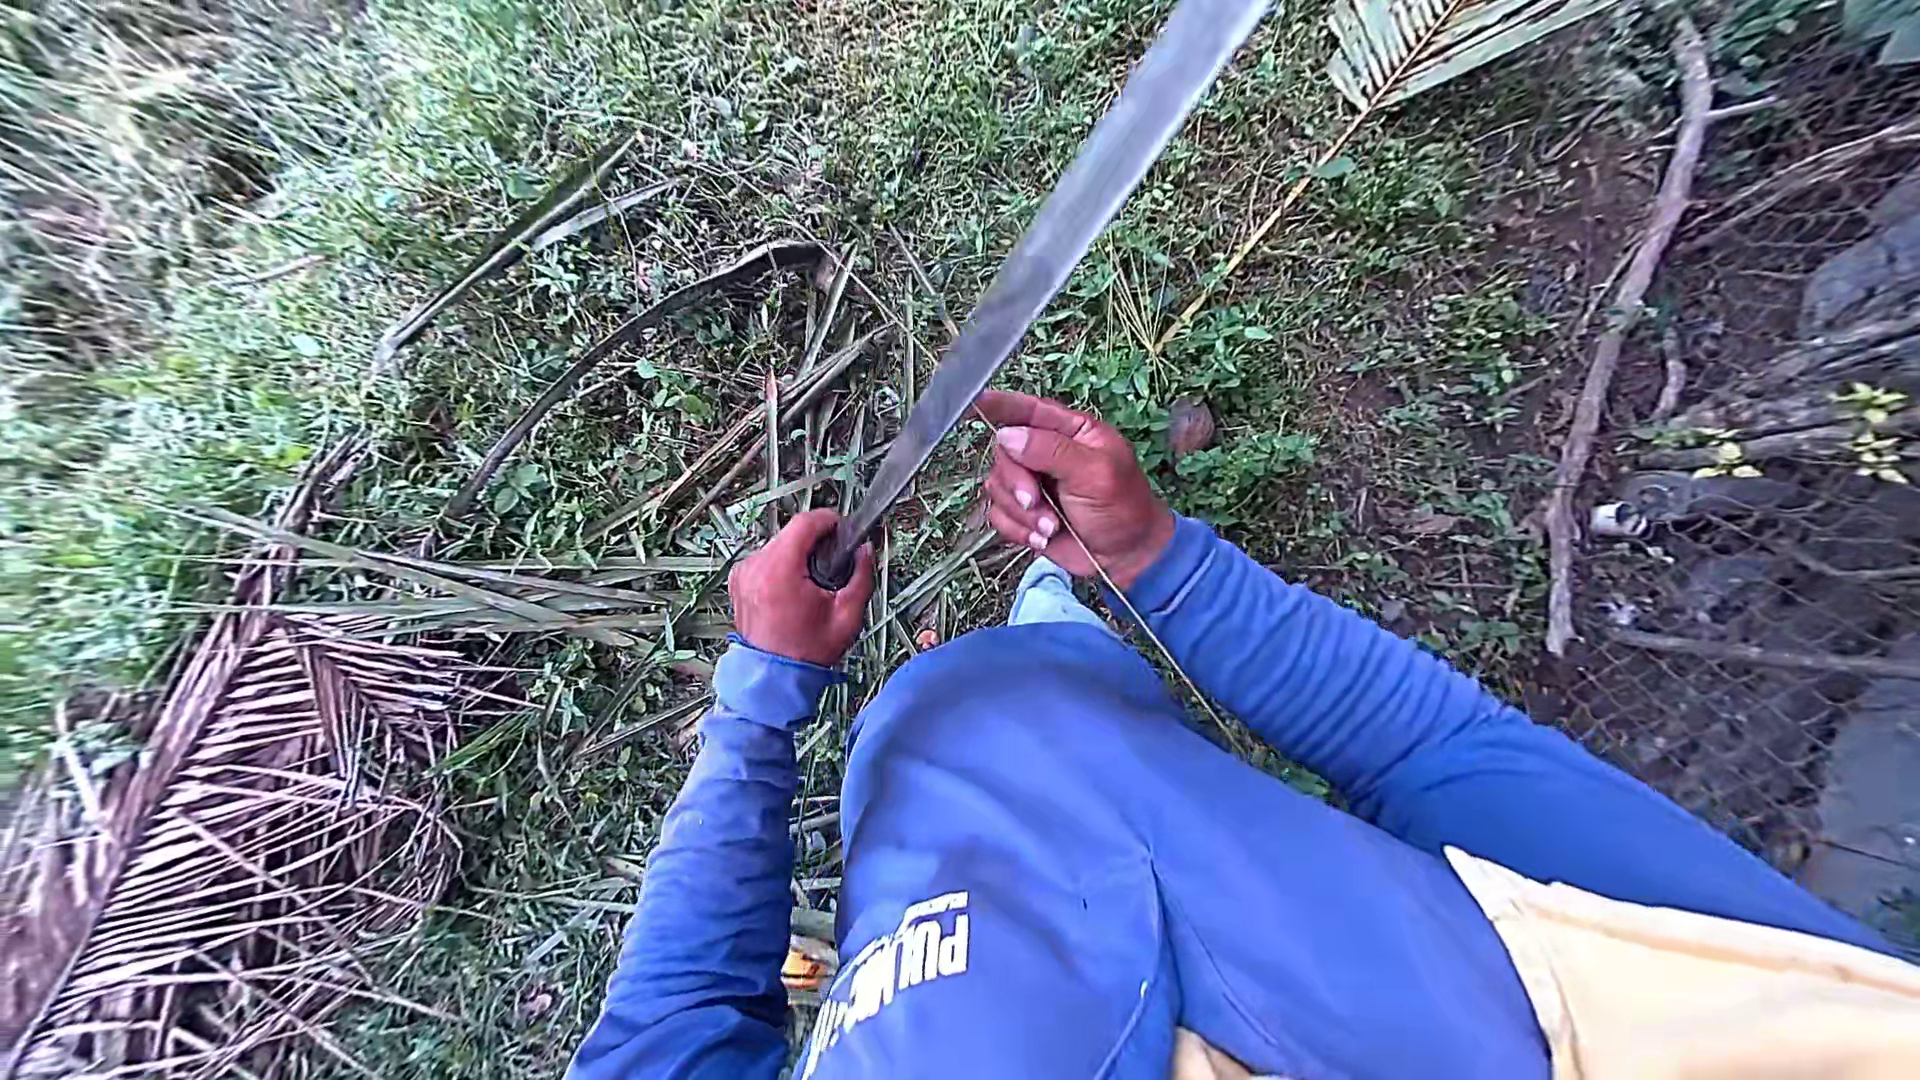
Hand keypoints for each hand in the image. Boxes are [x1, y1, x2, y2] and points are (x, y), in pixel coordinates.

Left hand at [729, 510, 874, 666]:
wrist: (773, 677)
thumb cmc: (806, 652)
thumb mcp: (847, 616)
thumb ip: (861, 577)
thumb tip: (865, 551)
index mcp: (780, 571)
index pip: (805, 522)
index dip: (829, 520)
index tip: (843, 529)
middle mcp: (756, 566)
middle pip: (792, 532)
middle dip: (816, 541)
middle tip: (834, 562)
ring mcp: (744, 573)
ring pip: (779, 544)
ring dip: (799, 553)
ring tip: (813, 580)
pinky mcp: (739, 580)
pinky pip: (766, 559)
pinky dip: (782, 565)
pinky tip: (795, 587)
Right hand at [975, 390, 1174, 588]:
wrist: (1125, 557)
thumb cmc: (1123, 508)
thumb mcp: (1095, 472)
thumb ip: (1051, 450)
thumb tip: (1007, 435)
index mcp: (1069, 432)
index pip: (1028, 410)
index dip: (1000, 405)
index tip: (975, 402)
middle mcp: (1045, 454)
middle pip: (1004, 453)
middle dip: (1016, 482)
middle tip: (1035, 501)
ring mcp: (1032, 484)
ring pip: (997, 486)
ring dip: (1021, 513)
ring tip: (1051, 527)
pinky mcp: (1023, 514)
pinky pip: (998, 515)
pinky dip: (1017, 530)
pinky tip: (1042, 537)